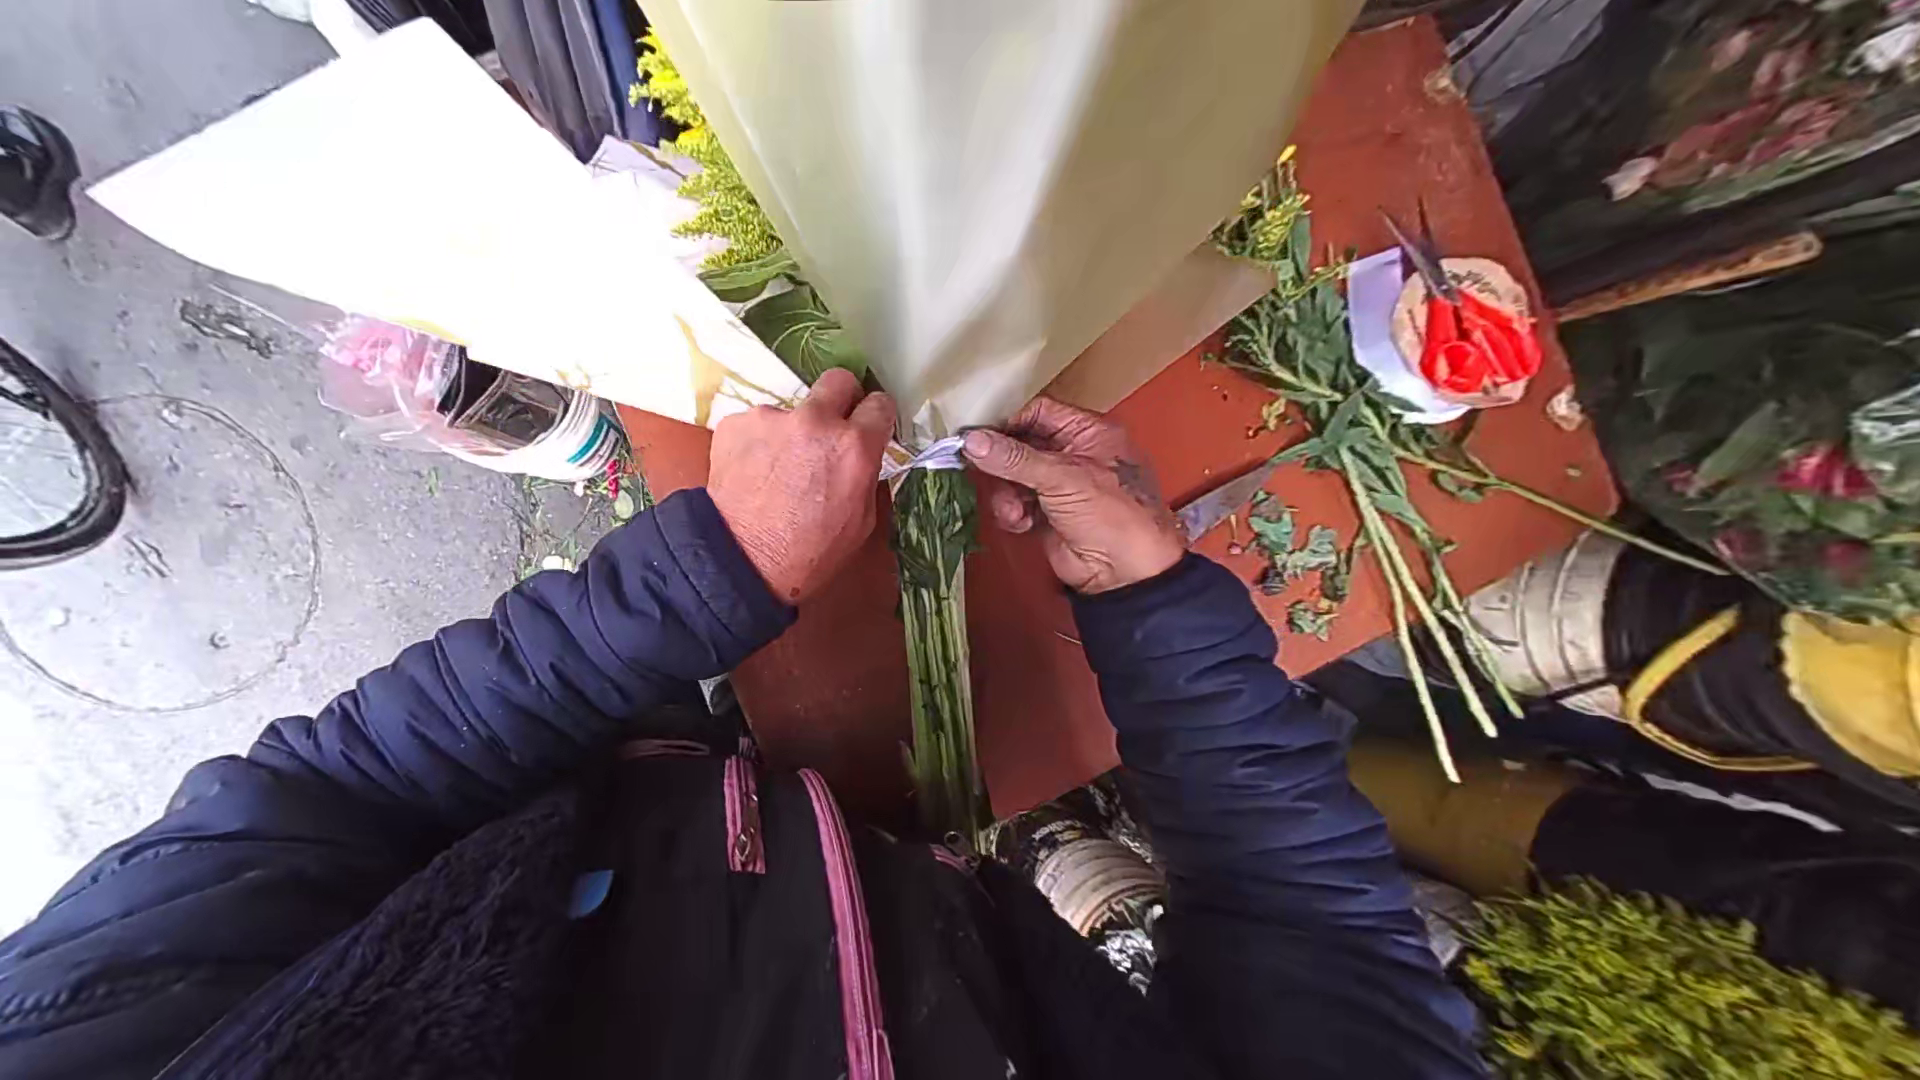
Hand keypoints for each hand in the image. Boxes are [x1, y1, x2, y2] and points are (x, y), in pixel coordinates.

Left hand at [708, 368, 894, 603]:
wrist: (743, 561)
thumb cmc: (812, 551)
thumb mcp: (861, 520)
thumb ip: (865, 475)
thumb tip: (863, 458)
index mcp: (854, 446)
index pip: (880, 404)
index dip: (877, 416)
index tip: (871, 425)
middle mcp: (815, 420)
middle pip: (839, 380)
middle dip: (842, 398)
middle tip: (833, 426)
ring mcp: (771, 417)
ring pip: (792, 408)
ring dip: (794, 429)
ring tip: (780, 467)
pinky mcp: (736, 423)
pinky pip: (758, 423)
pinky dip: (760, 441)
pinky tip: (755, 471)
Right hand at [962, 396, 1183, 593]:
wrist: (1125, 573)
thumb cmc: (1111, 514)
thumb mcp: (1063, 477)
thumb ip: (1014, 458)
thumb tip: (972, 440)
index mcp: (1088, 433)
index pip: (1039, 413)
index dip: (1009, 422)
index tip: (978, 435)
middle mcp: (1073, 455)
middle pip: (1021, 446)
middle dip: (1003, 464)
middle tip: (981, 470)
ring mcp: (1058, 486)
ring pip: (1013, 477)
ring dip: (1006, 494)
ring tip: (1012, 509)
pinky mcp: (1046, 514)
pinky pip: (1016, 503)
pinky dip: (1013, 513)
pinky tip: (1021, 524)